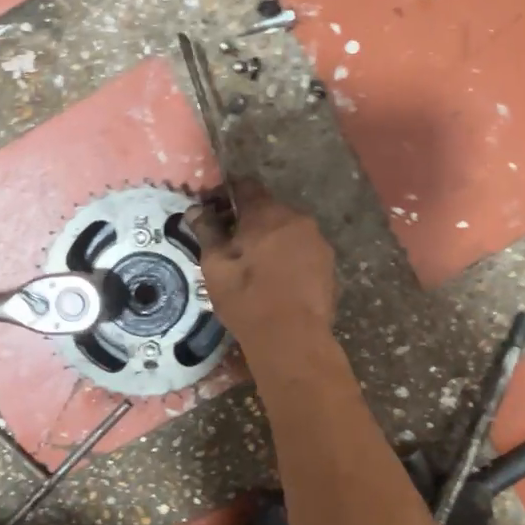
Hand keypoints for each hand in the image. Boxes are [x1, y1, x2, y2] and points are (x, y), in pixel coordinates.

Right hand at [192, 182, 336, 356]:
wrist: (292, 338)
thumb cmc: (246, 299)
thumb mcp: (215, 266)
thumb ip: (207, 232)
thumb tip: (196, 210)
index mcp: (266, 213)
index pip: (245, 186)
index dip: (227, 195)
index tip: (214, 212)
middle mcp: (297, 219)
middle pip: (269, 210)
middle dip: (250, 222)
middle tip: (232, 247)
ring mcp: (318, 242)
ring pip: (288, 232)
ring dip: (272, 241)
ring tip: (256, 269)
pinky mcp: (329, 266)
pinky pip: (303, 252)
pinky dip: (289, 259)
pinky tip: (278, 282)